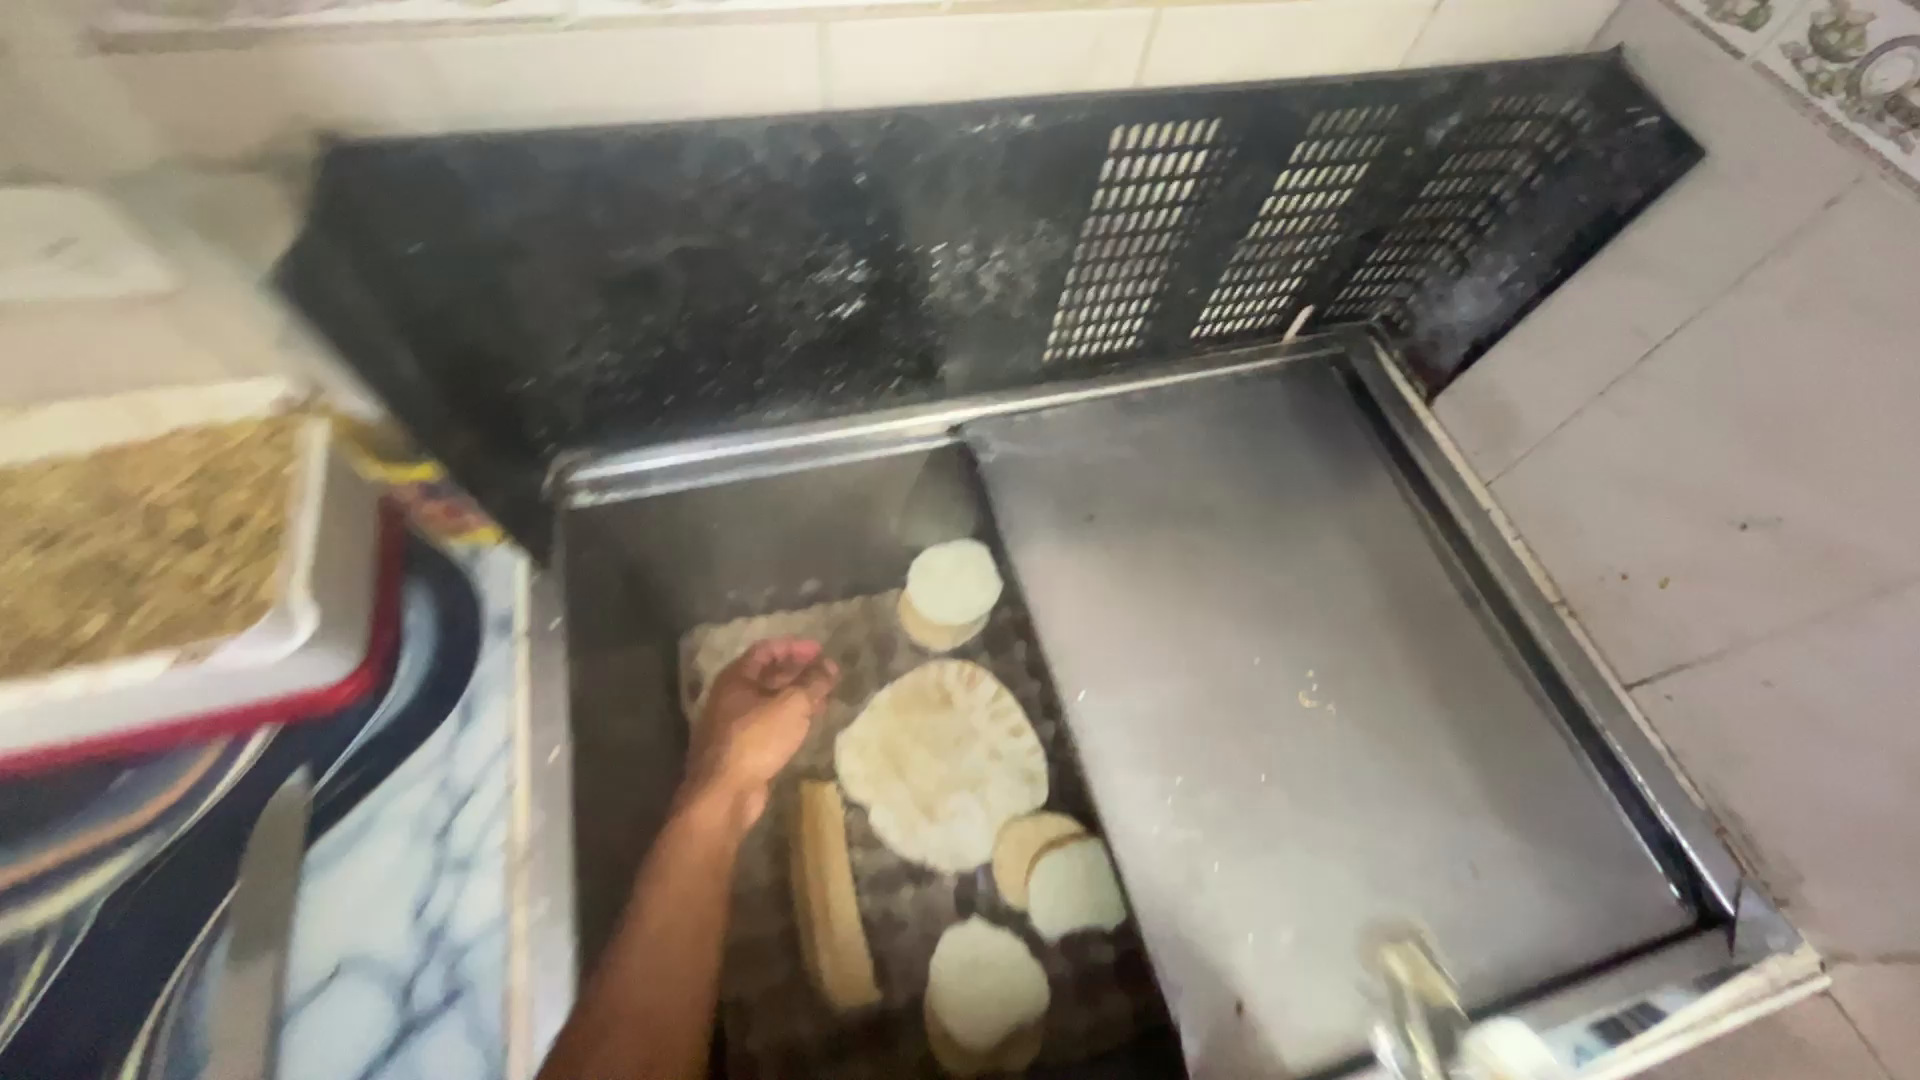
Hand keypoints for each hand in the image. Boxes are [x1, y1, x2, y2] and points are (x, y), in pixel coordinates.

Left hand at [685, 636, 839, 826]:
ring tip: (824, 696)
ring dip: (797, 694)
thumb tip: (831, 666)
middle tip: (826, 672)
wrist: (725, 793)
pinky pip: (769, 721)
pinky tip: (808, 722)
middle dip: (799, 671)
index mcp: (737, 678)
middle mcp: (731, 696)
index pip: (767, 649)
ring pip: (770, 699)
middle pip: (768, 674)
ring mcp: (734, 723)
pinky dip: (790, 715)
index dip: (795, 646)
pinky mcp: (742, 747)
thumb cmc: (756, 740)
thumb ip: (813, 682)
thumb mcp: (792, 705)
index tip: (821, 650)